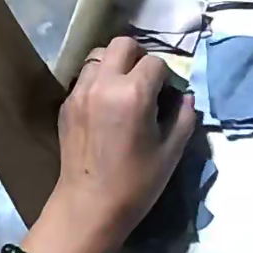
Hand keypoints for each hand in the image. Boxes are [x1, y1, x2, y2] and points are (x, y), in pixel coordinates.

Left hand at [52, 38, 196, 251]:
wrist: (88, 207)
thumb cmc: (136, 183)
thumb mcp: (172, 151)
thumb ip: (184, 116)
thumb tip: (185, 97)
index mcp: (134, 93)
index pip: (156, 62)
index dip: (166, 77)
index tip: (167, 96)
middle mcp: (104, 83)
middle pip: (122, 44)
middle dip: (139, 57)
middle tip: (146, 83)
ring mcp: (80, 92)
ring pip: (99, 56)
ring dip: (115, 65)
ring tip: (123, 90)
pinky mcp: (66, 103)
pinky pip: (85, 77)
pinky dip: (99, 81)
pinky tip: (106, 106)